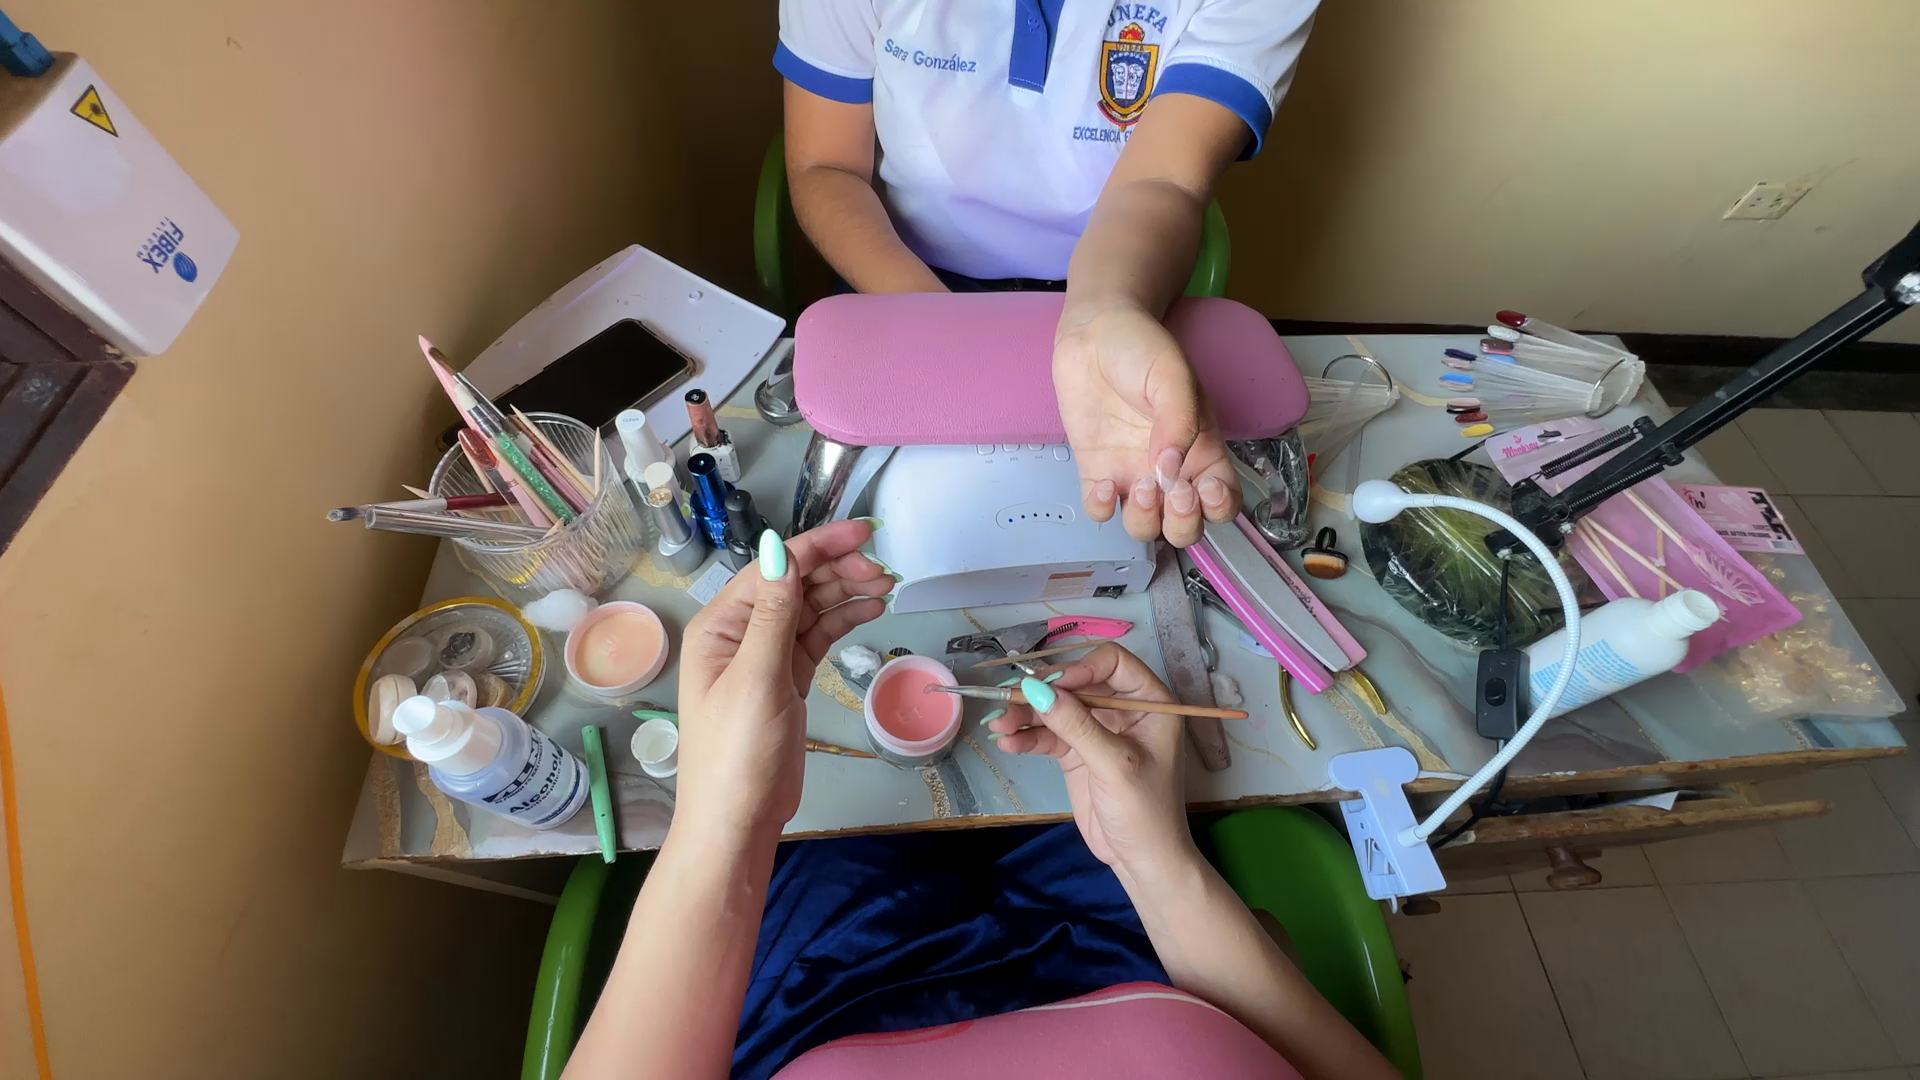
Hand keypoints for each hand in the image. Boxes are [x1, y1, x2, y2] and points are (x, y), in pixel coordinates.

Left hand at [673, 520, 892, 840]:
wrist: (739, 820)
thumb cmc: (736, 753)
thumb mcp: (757, 679)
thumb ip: (773, 614)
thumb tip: (780, 550)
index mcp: (722, 624)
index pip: (775, 568)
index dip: (819, 545)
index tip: (864, 533)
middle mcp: (743, 631)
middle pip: (796, 582)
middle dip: (838, 568)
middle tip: (884, 570)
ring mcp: (768, 653)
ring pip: (812, 606)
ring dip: (847, 591)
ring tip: (887, 585)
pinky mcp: (790, 674)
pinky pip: (819, 634)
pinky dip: (846, 619)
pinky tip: (873, 609)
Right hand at [987, 643, 1198, 880]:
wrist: (1141, 862)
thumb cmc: (1145, 811)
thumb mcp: (1113, 765)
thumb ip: (1076, 725)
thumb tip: (1036, 689)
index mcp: (1149, 702)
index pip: (1112, 663)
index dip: (1080, 668)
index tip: (1051, 684)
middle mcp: (1122, 708)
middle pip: (1076, 683)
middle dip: (1043, 691)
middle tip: (1011, 698)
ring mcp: (1096, 729)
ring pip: (1057, 707)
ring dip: (1026, 714)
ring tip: (998, 723)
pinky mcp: (1076, 751)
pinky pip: (1048, 734)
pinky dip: (1027, 736)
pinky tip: (1007, 742)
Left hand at [1053, 302, 1240, 547]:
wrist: (1093, 334)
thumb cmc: (1143, 349)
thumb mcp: (1174, 377)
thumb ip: (1180, 423)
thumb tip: (1170, 470)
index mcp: (1201, 449)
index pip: (1222, 500)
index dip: (1218, 508)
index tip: (1203, 487)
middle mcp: (1169, 471)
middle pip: (1185, 526)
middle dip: (1183, 523)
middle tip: (1172, 490)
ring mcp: (1131, 474)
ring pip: (1145, 527)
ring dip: (1147, 520)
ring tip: (1139, 486)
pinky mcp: (1096, 471)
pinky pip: (1101, 511)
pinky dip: (1103, 510)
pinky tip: (1104, 485)